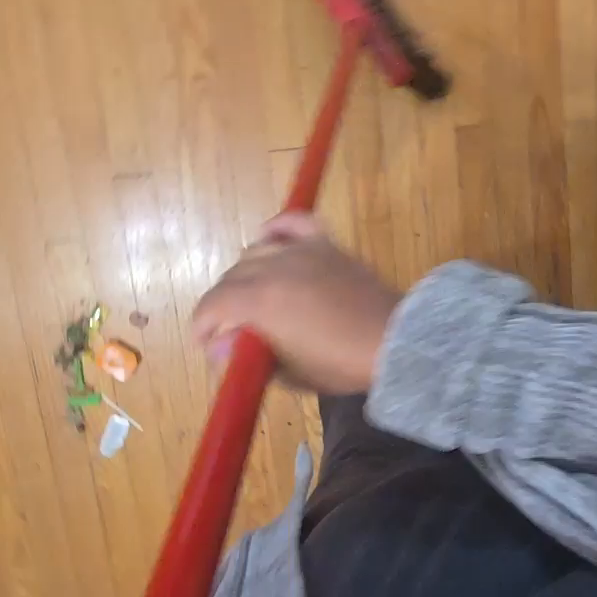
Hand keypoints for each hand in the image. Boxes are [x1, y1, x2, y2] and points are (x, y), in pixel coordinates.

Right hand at [193, 213, 400, 394]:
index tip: (207, 342)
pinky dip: (277, 227)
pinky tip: (268, 238)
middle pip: (231, 278)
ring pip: (256, 252)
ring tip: (252, 295)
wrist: (393, 343)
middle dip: (224, 304)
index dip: (203, 324)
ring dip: (246, 274)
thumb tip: (219, 346)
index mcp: (261, 302)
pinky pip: (294, 223)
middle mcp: (275, 268)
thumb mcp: (289, 373)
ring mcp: (302, 252)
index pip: (213, 304)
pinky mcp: (326, 245)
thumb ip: (248, 356)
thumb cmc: (340, 365)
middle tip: (233, 328)